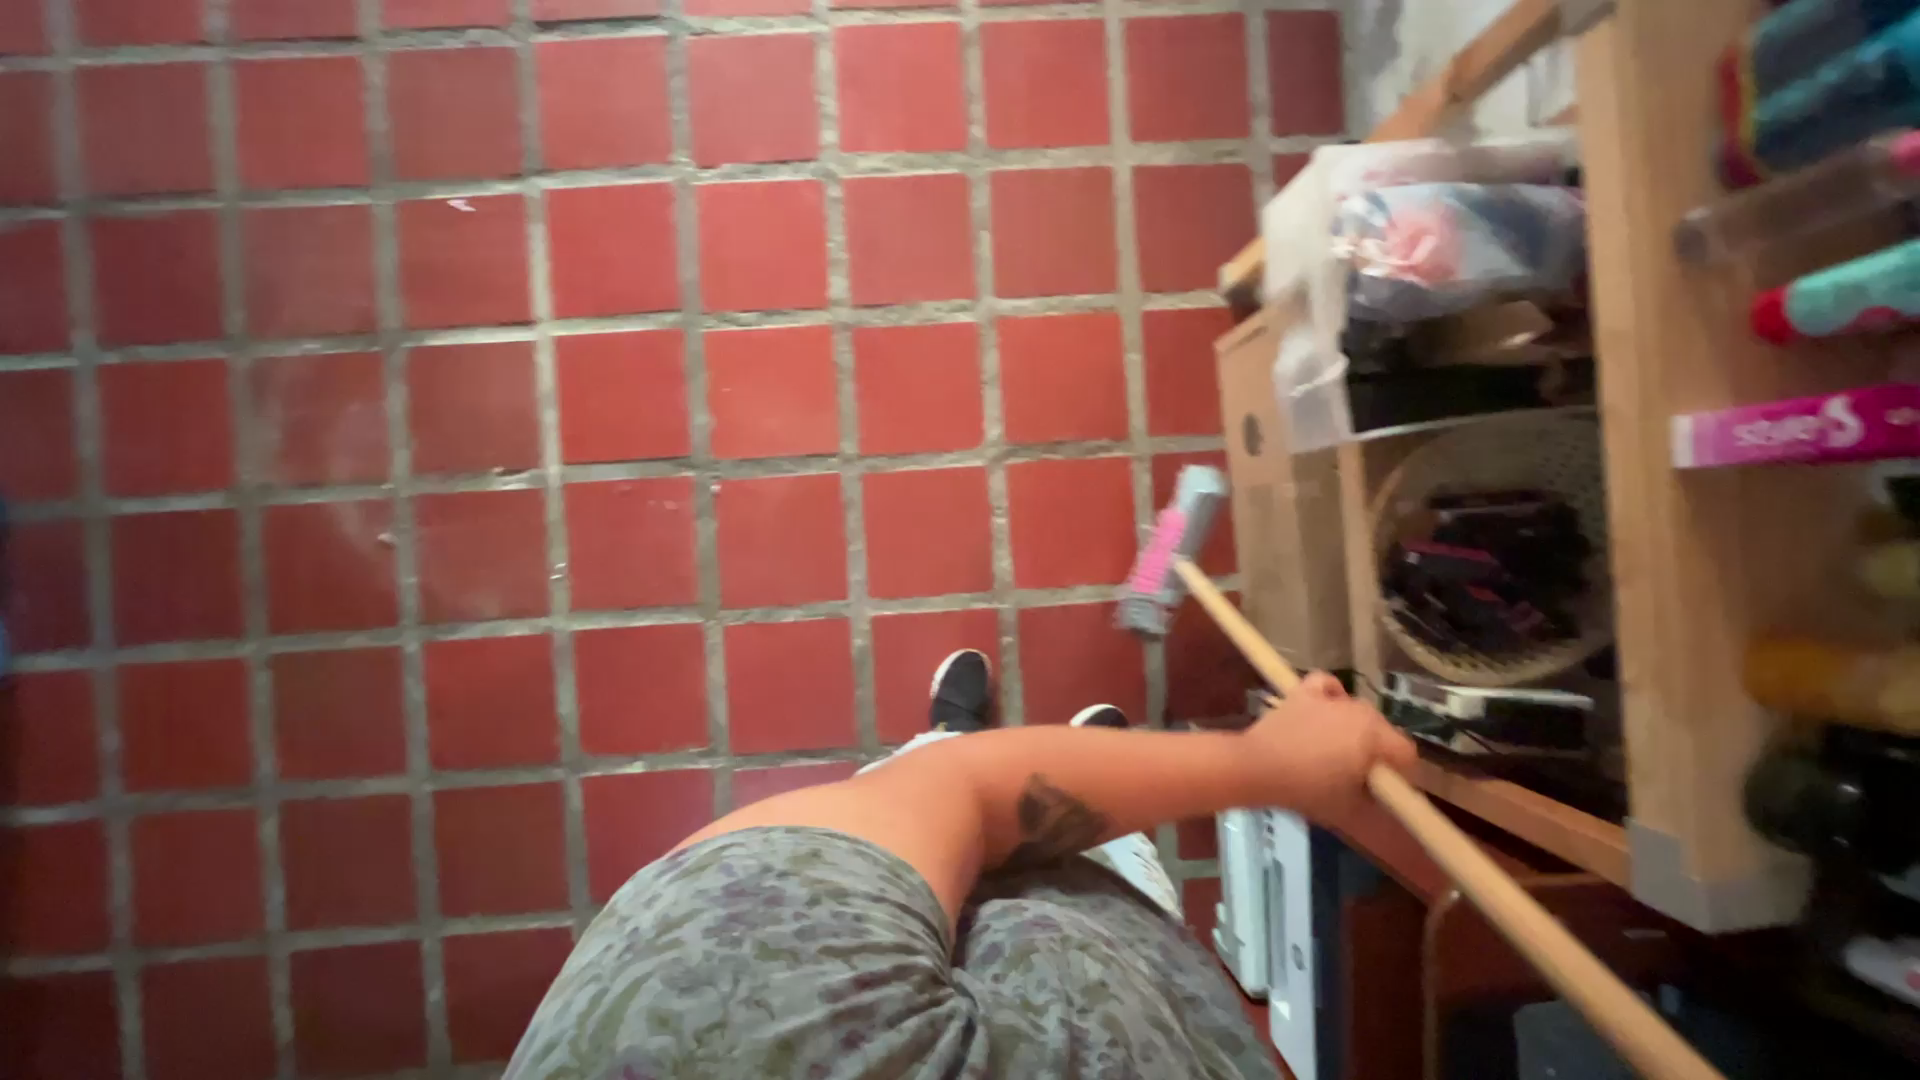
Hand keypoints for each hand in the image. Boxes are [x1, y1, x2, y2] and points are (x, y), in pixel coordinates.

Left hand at [1244, 672, 1417, 827]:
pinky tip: (1326, 709)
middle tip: (1360, 775)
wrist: (1258, 766)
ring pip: (1358, 710)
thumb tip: (1388, 811)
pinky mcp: (1303, 693)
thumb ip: (1376, 807)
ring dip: (1356, 728)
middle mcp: (1358, 711)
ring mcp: (1330, 699)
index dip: (1399, 774)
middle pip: (1383, 730)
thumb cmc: (1306, 788)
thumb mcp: (1349, 808)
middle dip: (1378, 752)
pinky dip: (1331, 693)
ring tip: (1339, 749)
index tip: (1383, 790)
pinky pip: (1326, 684)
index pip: (1406, 753)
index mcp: (1375, 737)